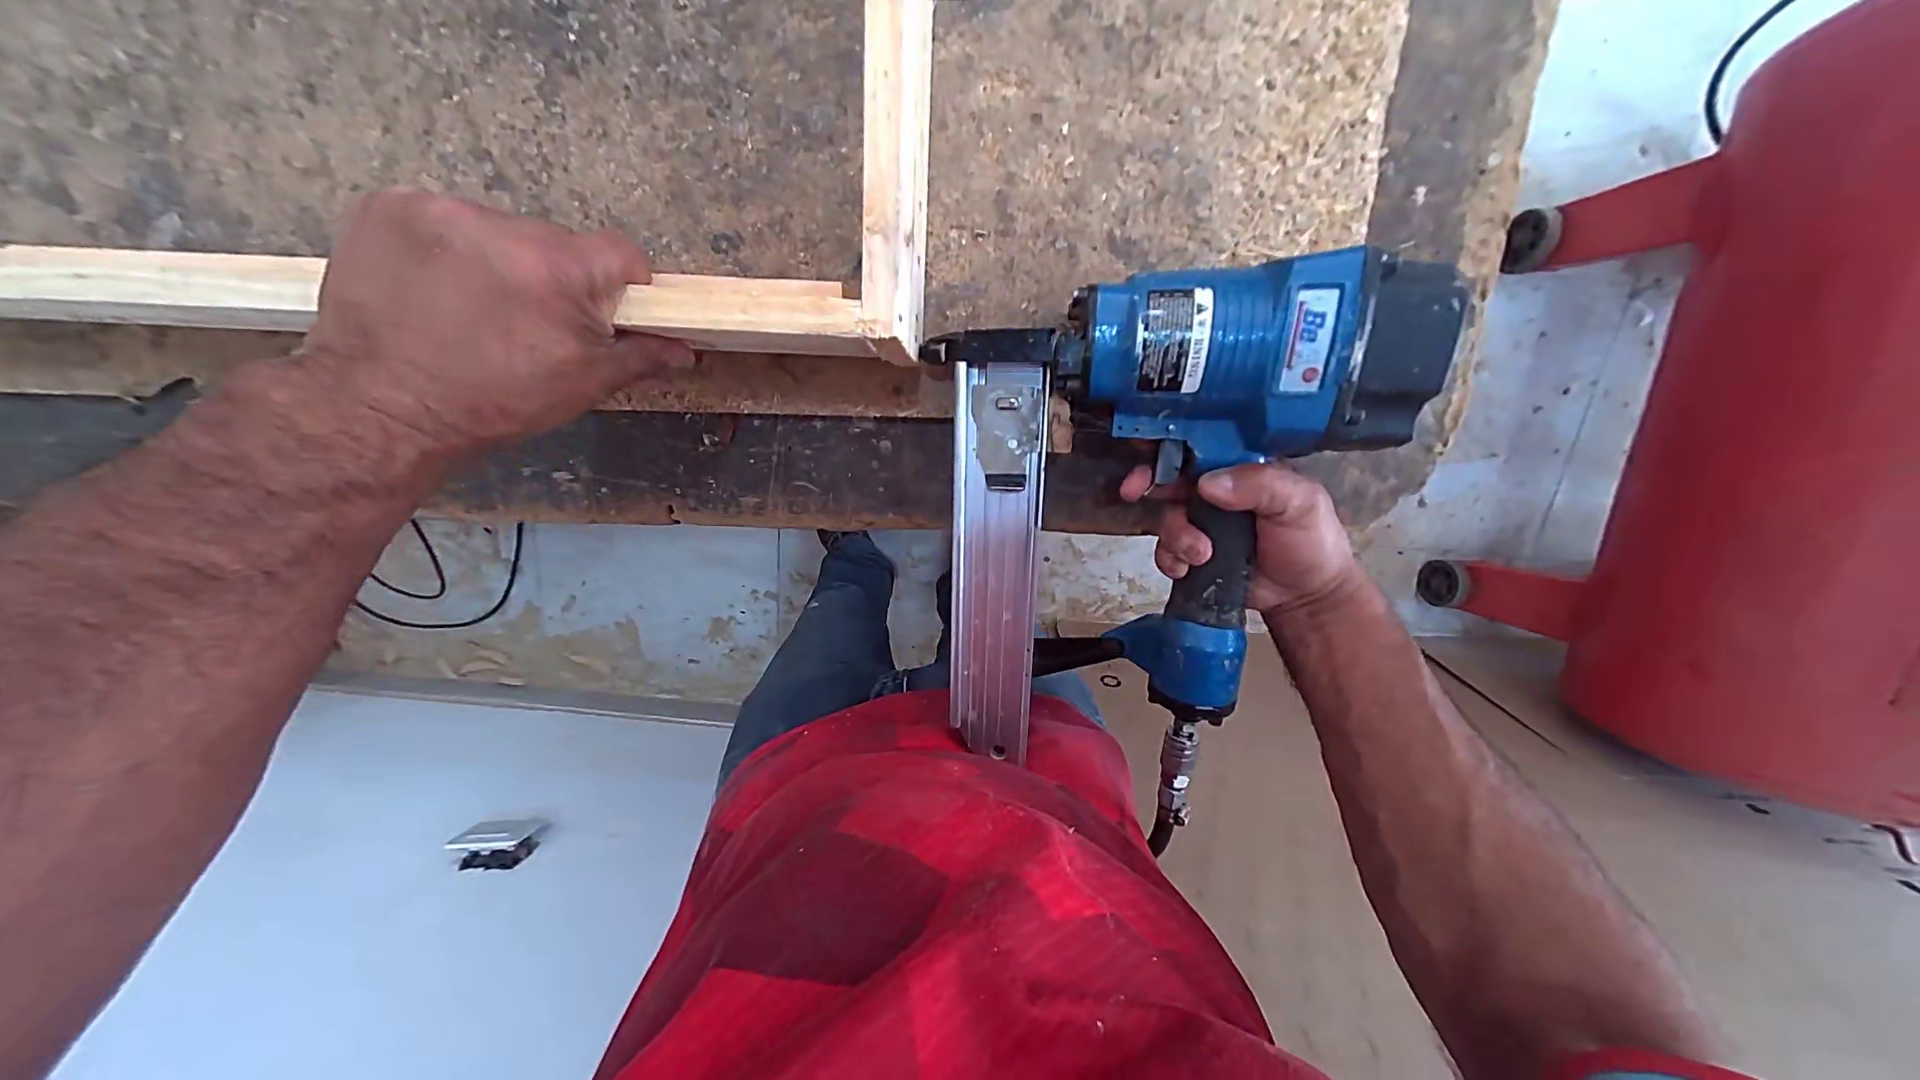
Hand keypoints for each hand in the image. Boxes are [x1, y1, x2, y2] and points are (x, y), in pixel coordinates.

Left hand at [299, 189, 693, 452]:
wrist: (382, 406)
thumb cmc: (497, 401)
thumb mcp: (584, 384)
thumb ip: (641, 355)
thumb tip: (686, 349)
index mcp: (558, 267)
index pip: (622, 252)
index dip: (624, 283)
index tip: (605, 311)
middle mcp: (500, 224)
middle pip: (558, 242)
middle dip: (556, 277)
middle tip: (532, 323)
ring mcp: (436, 208)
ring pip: (502, 231)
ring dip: (503, 262)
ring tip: (477, 309)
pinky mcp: (386, 205)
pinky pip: (446, 219)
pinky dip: (451, 248)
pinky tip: (437, 288)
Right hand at [1121, 461, 1365, 615]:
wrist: (1306, 598)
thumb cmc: (1311, 541)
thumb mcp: (1299, 502)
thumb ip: (1259, 485)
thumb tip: (1206, 483)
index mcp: (1239, 468)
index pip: (1200, 445)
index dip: (1170, 443)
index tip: (1146, 447)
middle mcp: (1215, 491)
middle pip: (1169, 477)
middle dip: (1147, 481)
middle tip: (1134, 490)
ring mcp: (1200, 523)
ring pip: (1166, 517)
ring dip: (1174, 535)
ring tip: (1201, 555)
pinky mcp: (1192, 554)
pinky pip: (1165, 550)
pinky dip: (1169, 559)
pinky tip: (1186, 569)